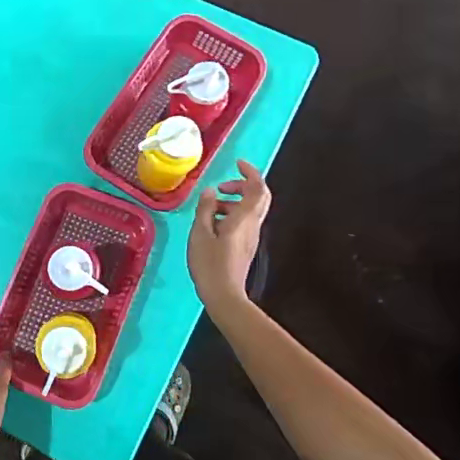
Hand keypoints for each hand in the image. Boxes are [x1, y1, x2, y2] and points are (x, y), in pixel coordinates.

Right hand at [188, 158, 270, 307]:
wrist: (224, 295)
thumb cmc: (210, 264)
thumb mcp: (200, 233)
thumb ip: (205, 209)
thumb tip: (211, 191)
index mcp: (244, 218)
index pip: (258, 187)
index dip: (250, 172)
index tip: (237, 164)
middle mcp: (253, 225)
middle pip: (259, 197)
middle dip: (243, 185)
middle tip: (223, 186)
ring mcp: (252, 237)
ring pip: (250, 210)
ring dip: (234, 201)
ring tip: (211, 208)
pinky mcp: (246, 246)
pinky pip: (244, 222)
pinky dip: (232, 215)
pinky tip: (213, 225)